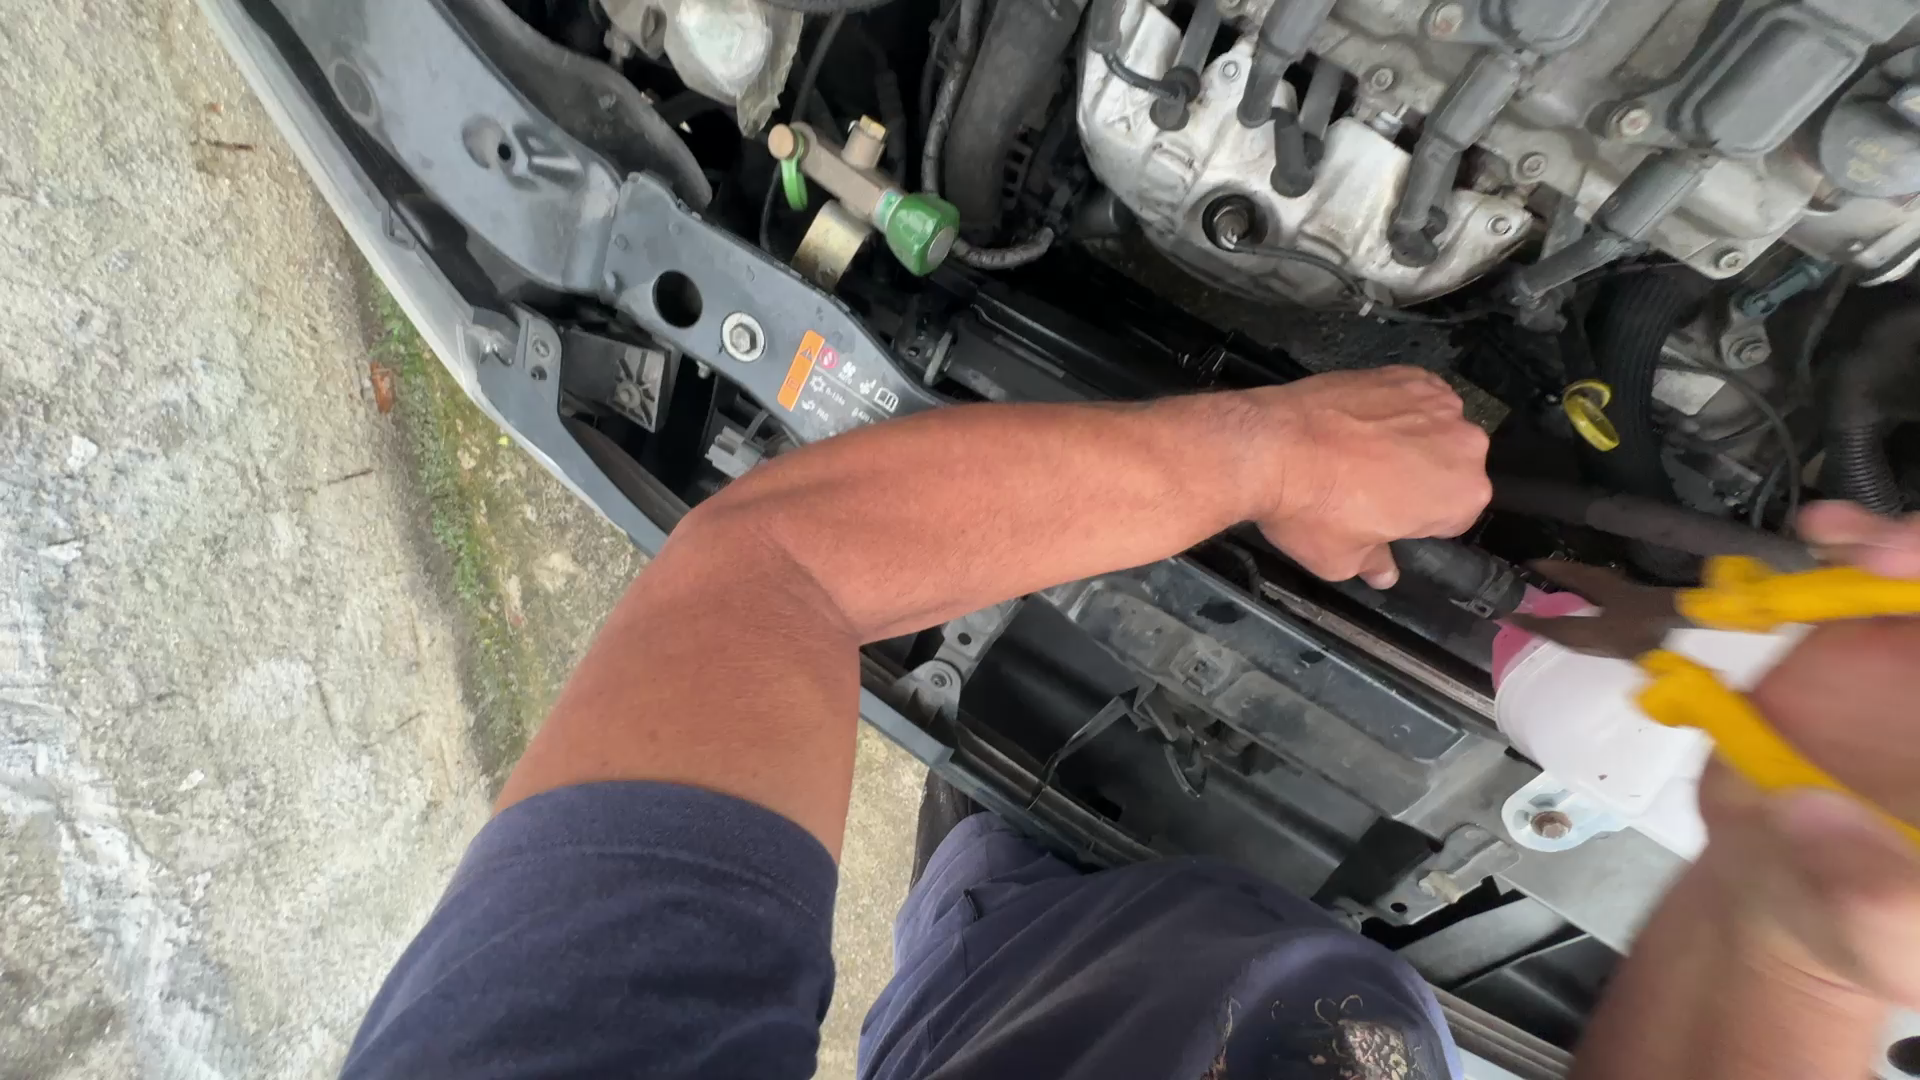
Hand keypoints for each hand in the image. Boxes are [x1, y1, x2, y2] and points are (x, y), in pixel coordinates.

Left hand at [1253, 366, 1490, 588]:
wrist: (1268, 446)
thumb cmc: (1309, 506)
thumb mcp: (1339, 560)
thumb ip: (1372, 565)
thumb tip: (1382, 573)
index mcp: (1462, 495)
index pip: (1454, 517)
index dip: (1417, 522)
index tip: (1387, 520)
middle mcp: (1463, 442)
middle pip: (1448, 466)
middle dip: (1415, 477)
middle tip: (1363, 488)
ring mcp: (1433, 401)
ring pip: (1429, 428)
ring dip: (1402, 439)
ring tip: (1351, 453)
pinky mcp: (1400, 373)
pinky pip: (1406, 395)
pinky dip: (1385, 408)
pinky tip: (1350, 423)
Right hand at [1698, 502, 1919, 1007]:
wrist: (1781, 881)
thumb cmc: (1859, 926)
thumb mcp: (1881, 936)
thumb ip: (1870, 892)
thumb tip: (1810, 808)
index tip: (1911, 599)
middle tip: (1881, 562)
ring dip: (1906, 545)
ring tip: (1844, 543)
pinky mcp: (1863, 645)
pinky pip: (1874, 576)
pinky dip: (1856, 546)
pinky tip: (1826, 539)